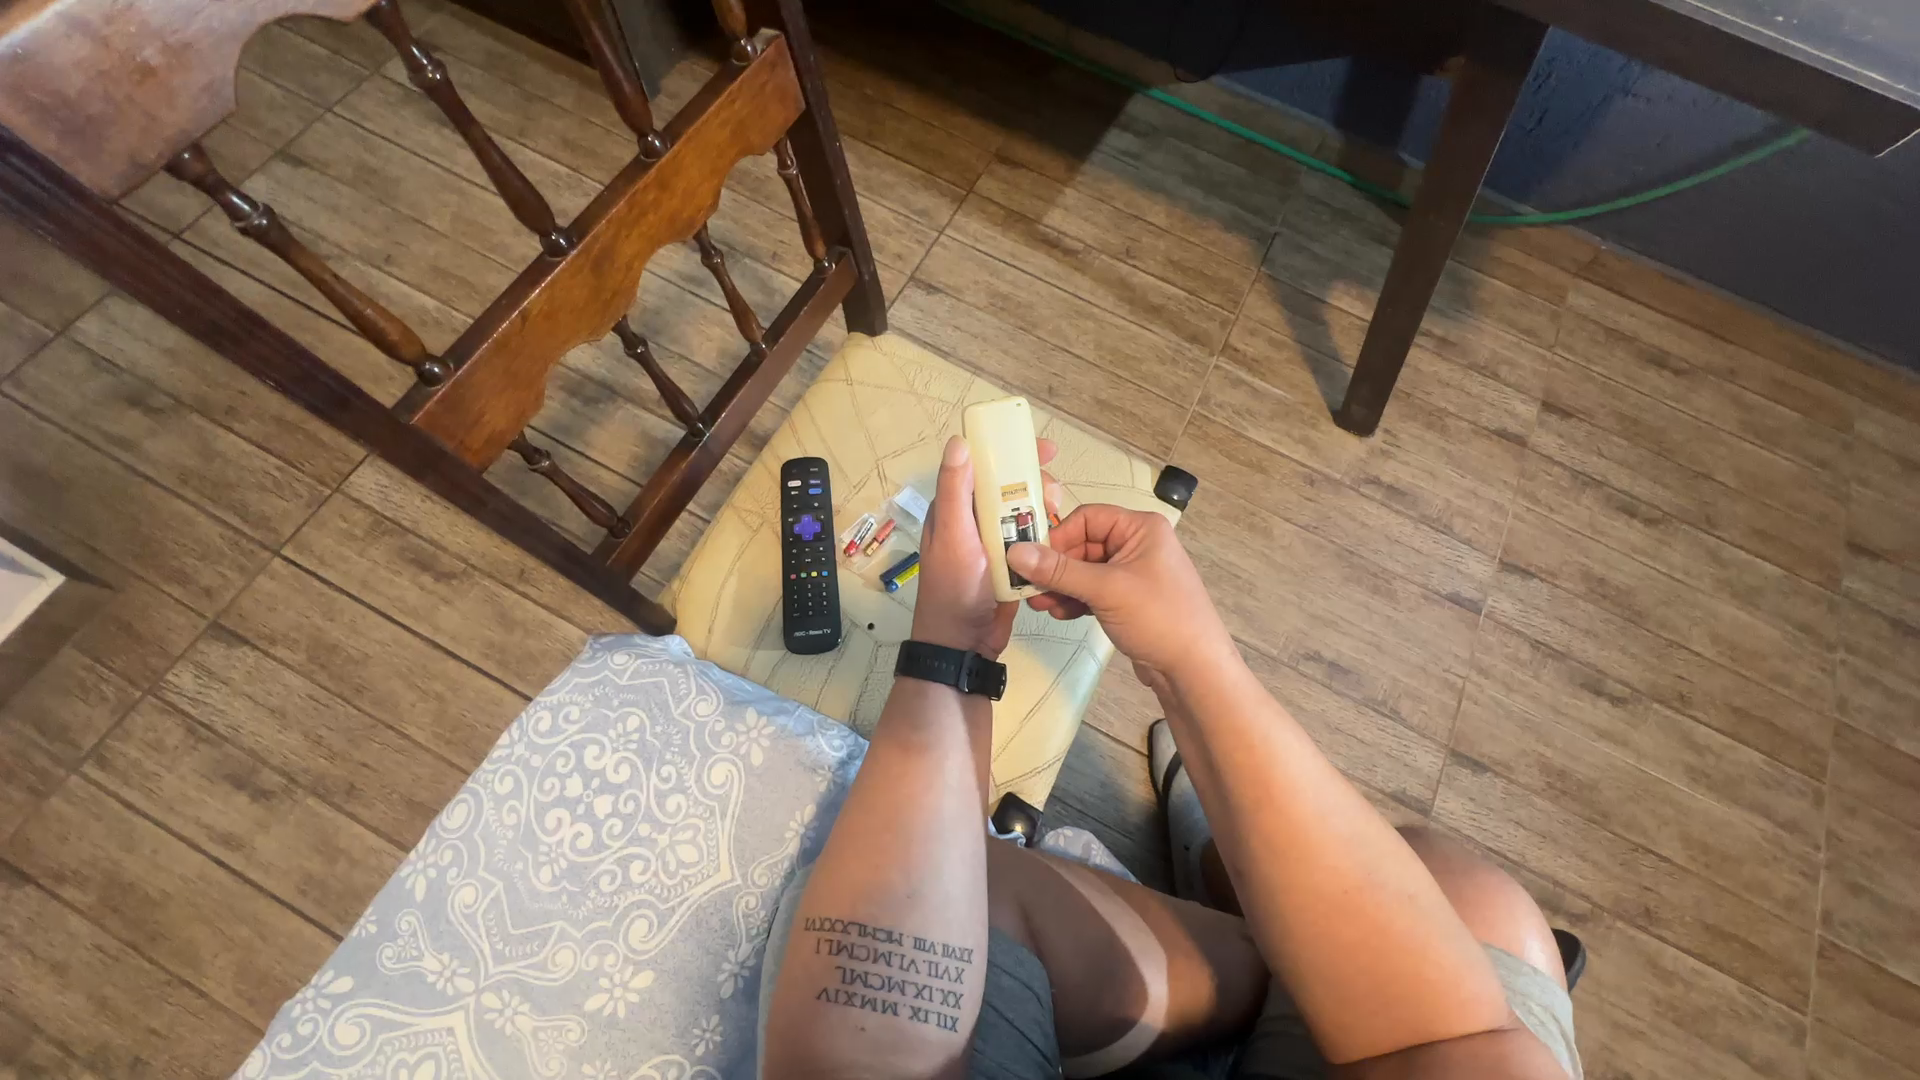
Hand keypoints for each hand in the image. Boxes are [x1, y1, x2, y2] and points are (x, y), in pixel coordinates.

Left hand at [911, 435, 1057, 658]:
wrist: (963, 643)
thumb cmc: (953, 587)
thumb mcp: (953, 534)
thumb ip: (955, 489)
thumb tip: (958, 442)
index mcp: (954, 509)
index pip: (982, 467)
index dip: (1010, 452)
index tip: (1043, 449)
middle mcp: (973, 522)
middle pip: (1009, 488)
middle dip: (1035, 484)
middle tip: (1054, 494)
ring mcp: (994, 544)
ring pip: (1025, 513)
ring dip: (1044, 510)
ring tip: (1058, 516)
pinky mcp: (1012, 564)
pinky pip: (1034, 541)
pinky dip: (1048, 535)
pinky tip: (1062, 537)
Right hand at [1007, 504, 1233, 677]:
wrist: (1193, 670)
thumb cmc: (1157, 618)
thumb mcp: (1105, 590)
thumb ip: (1058, 571)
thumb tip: (1014, 551)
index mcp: (1140, 528)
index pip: (1087, 518)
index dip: (1058, 537)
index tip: (1033, 561)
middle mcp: (1137, 545)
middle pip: (1083, 545)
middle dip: (1056, 568)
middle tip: (1029, 588)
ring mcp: (1133, 573)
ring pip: (1084, 571)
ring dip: (1061, 587)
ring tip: (1040, 606)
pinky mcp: (1128, 599)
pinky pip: (1093, 591)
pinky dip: (1075, 600)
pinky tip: (1060, 613)